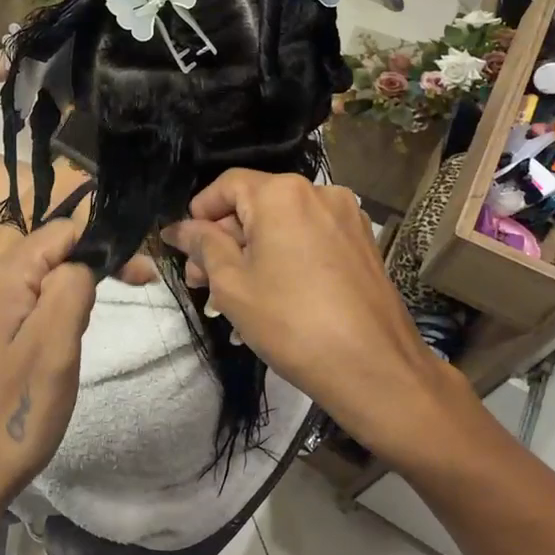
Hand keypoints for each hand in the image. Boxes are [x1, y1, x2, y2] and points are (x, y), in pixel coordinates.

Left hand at [0, 221, 96, 554]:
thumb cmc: (15, 414)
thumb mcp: (55, 349)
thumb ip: (71, 288)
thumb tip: (83, 259)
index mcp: (0, 276)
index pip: (60, 231)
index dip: (103, 246)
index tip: (143, 279)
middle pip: (41, 243)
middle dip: (83, 258)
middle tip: (119, 293)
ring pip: (25, 266)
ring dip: (60, 277)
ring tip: (84, 313)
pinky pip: (11, 291)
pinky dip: (39, 297)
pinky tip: (50, 329)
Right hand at [164, 171, 461, 459]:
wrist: (376, 369)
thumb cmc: (291, 322)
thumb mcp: (231, 283)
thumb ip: (202, 246)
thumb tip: (179, 228)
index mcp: (282, 193)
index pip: (225, 185)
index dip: (199, 214)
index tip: (186, 250)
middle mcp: (319, 193)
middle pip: (255, 205)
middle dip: (224, 240)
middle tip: (202, 283)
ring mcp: (346, 219)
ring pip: (282, 226)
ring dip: (252, 254)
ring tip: (233, 298)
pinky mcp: (362, 245)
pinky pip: (309, 240)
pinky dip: (284, 259)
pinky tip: (272, 297)